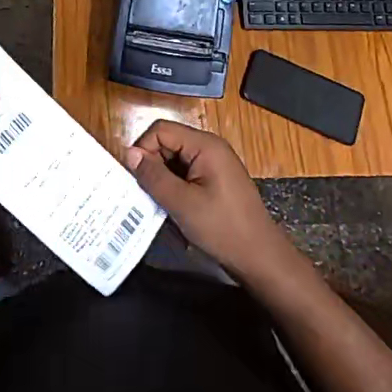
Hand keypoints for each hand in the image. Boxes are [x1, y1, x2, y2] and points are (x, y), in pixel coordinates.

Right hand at [125, 120, 293, 281]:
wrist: (262, 261)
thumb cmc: (223, 229)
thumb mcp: (181, 203)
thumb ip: (153, 175)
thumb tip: (129, 153)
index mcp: (205, 145)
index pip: (160, 130)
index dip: (143, 149)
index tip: (136, 177)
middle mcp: (210, 148)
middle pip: (166, 142)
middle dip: (152, 165)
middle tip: (147, 193)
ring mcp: (214, 164)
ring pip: (173, 159)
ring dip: (162, 179)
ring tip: (160, 203)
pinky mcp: (215, 180)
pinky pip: (185, 172)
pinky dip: (174, 187)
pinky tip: (174, 208)